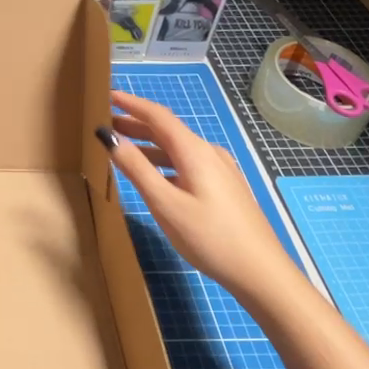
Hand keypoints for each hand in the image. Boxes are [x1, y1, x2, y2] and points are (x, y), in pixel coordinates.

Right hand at [99, 91, 292, 297]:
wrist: (262, 273)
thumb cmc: (210, 237)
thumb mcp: (166, 205)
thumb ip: (137, 169)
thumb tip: (110, 138)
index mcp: (194, 151)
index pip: (158, 116)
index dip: (131, 104)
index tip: (107, 96)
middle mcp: (209, 153)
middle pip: (168, 130)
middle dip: (136, 125)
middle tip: (107, 124)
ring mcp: (220, 170)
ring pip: (178, 149)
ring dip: (149, 145)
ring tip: (123, 150)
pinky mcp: (225, 187)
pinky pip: (188, 164)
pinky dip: (164, 162)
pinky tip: (155, 177)